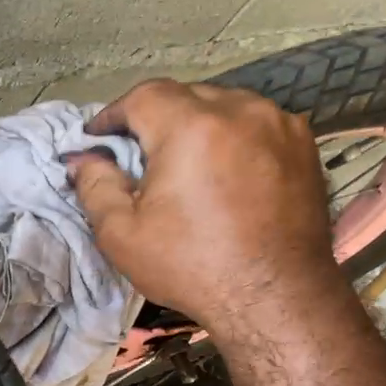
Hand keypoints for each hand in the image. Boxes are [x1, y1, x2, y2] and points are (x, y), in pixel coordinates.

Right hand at [67, 79, 346, 338]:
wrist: (271, 290)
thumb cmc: (186, 262)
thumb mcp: (120, 232)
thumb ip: (96, 186)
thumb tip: (81, 160)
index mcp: (190, 128)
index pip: (145, 95)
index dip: (113, 113)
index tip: (95, 137)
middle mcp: (241, 111)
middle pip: (186, 96)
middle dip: (152, 119)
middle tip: (130, 154)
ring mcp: (279, 123)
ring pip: (224, 107)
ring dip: (192, 126)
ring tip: (175, 164)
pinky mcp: (303, 143)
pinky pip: (254, 124)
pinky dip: (227, 137)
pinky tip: (216, 172)